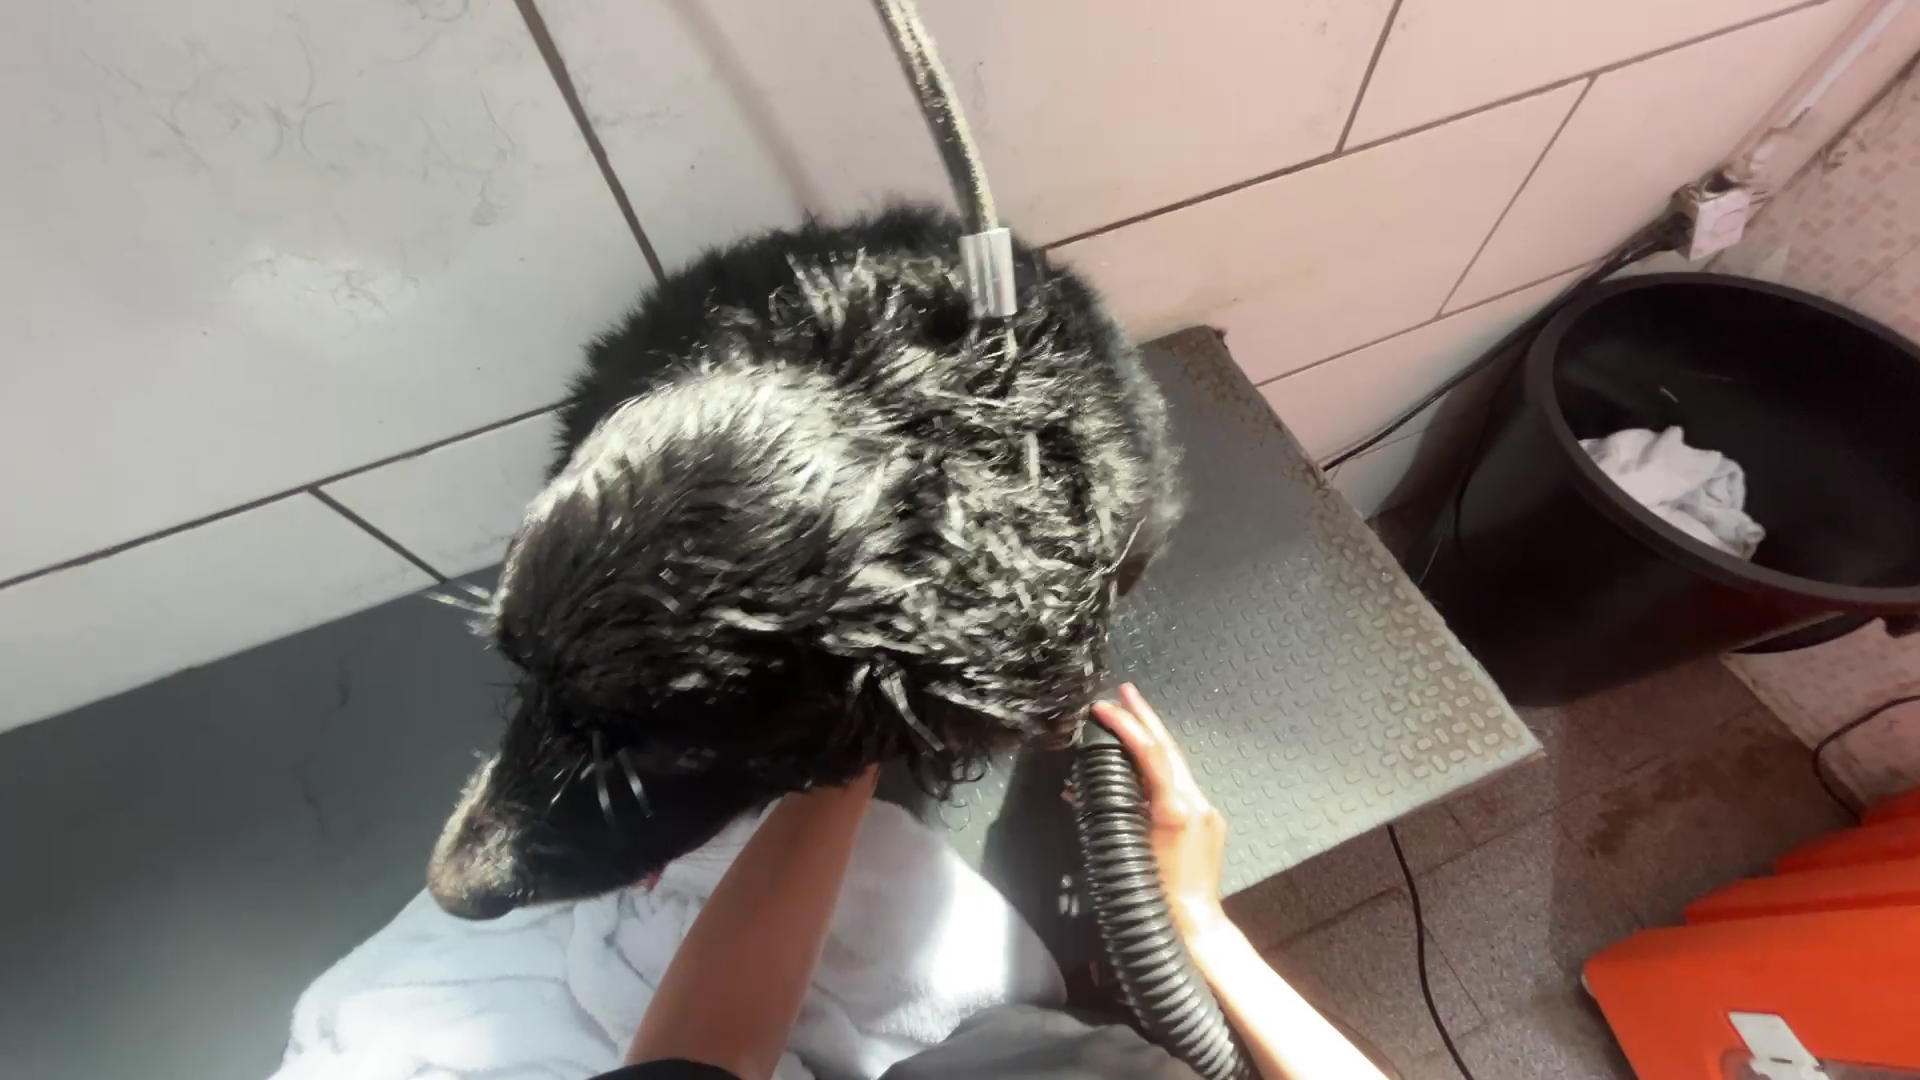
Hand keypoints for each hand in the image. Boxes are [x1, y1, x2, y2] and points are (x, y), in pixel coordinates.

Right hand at [1091, 684, 1227, 937]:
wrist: (1195, 925)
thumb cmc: (1156, 895)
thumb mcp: (1127, 849)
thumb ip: (1109, 813)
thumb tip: (1080, 789)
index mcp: (1177, 807)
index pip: (1150, 754)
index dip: (1127, 726)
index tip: (1103, 708)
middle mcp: (1196, 802)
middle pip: (1167, 748)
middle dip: (1144, 716)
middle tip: (1125, 691)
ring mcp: (1205, 810)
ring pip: (1174, 763)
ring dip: (1150, 737)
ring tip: (1130, 716)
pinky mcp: (1207, 819)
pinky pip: (1178, 782)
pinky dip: (1156, 766)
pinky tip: (1141, 763)